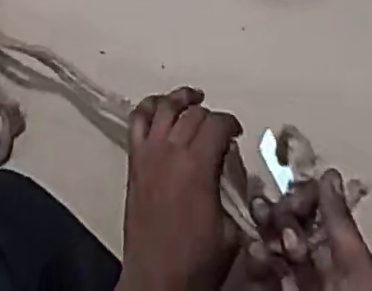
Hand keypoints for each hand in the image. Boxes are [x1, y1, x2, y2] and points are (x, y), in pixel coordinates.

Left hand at [117, 87, 242, 290]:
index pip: (217, 124)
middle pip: (193, 114)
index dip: (230, 123)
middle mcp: (171, 150)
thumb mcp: (231, 230)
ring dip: (181, 99)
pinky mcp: (134, 160)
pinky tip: (160, 106)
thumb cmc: (197, 261)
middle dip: (210, 116)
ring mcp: (148, 152)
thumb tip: (235, 173)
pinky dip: (149, 106)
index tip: (236, 133)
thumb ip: (234, 193)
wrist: (156, 281)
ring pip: (164, 108)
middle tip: (219, 129)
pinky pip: (137, 120)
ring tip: (193, 98)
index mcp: (198, 165)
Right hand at [238, 171, 371, 290]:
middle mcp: (313, 261)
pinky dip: (255, 260)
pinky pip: (258, 272)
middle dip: (279, 215)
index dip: (301, 196)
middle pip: (286, 220)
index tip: (297, 200)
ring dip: (264, 233)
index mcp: (337, 249)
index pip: (312, 206)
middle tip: (283, 229)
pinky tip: (257, 254)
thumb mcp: (357, 267)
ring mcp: (292, 280)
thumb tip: (330, 173)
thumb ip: (339, 220)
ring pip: (268, 242)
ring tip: (264, 235)